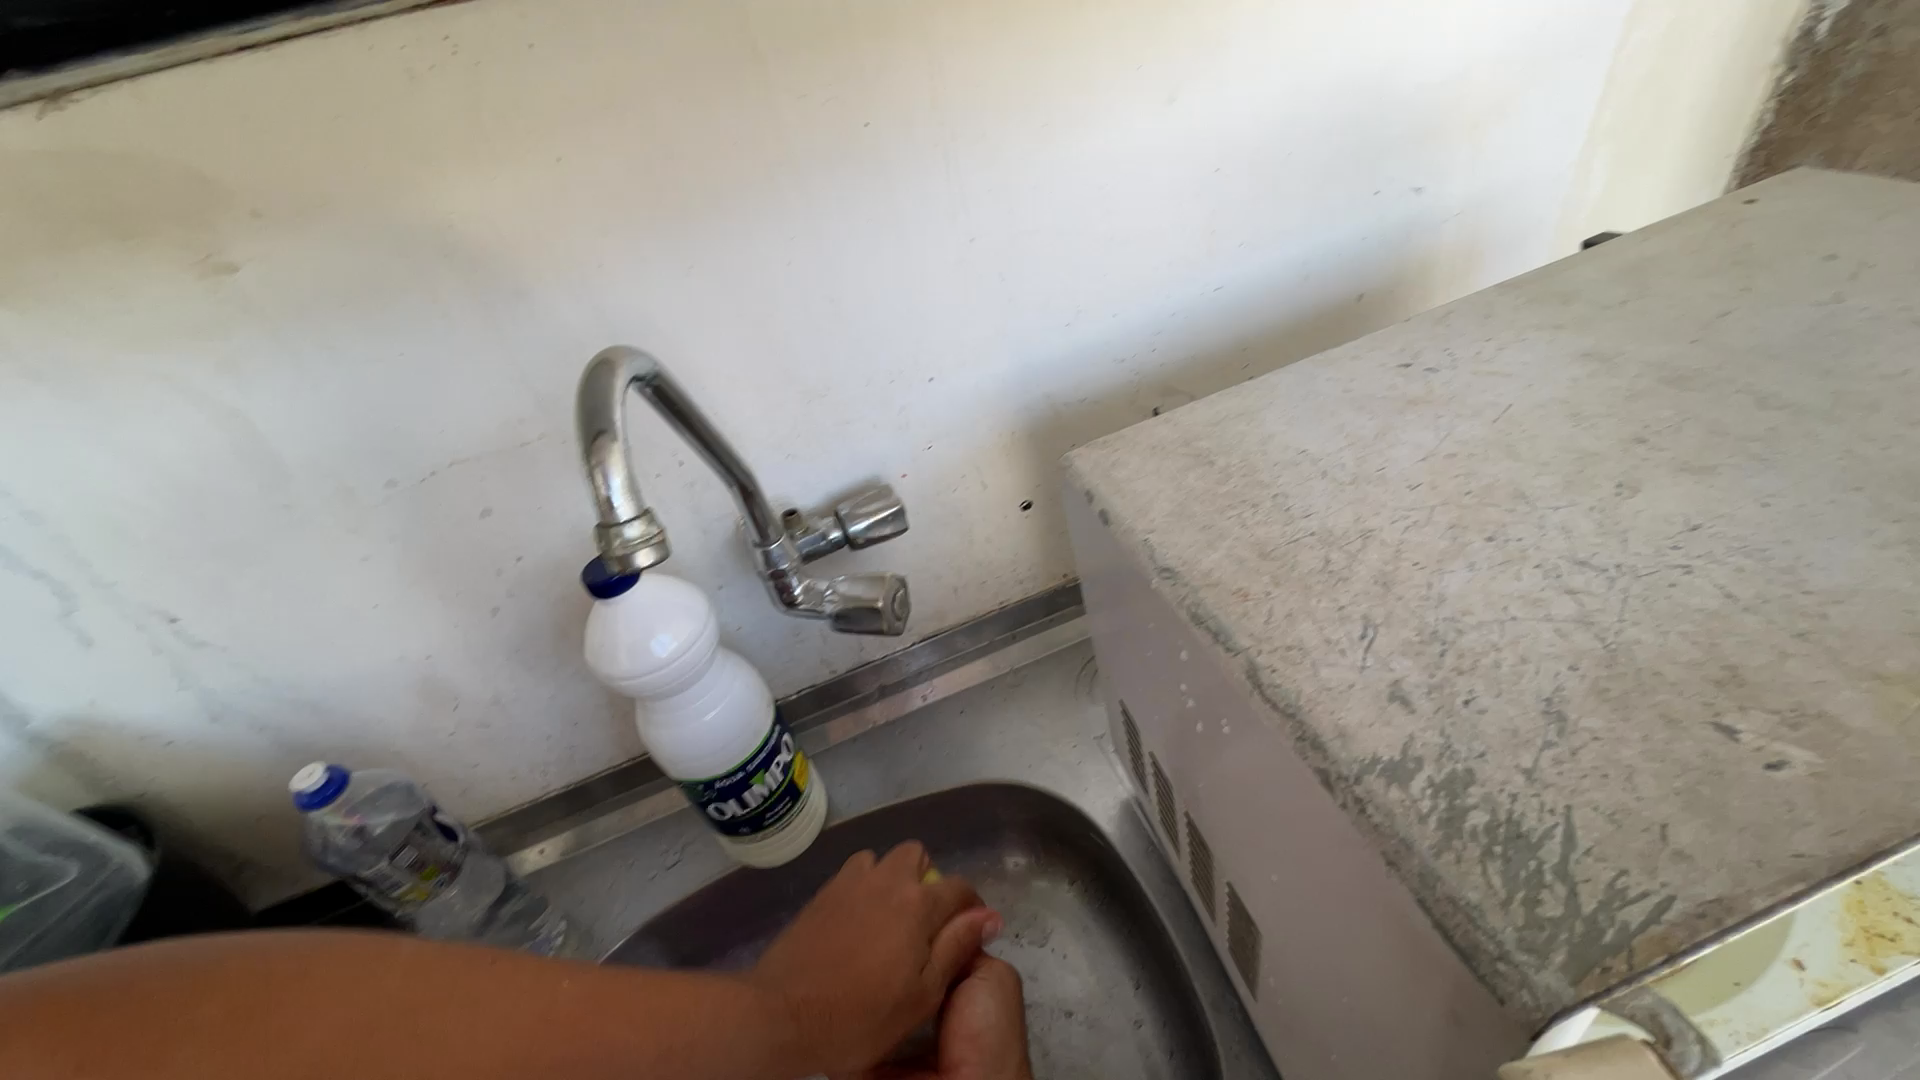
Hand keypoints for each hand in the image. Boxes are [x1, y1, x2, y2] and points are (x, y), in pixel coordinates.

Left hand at [747, 842, 1000, 1075]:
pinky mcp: (823, 891)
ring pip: (881, 860)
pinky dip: (863, 887)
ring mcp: (851, 881)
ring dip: (891, 879)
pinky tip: (855, 922)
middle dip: (926, 879)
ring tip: (886, 919)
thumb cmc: (860, 1015)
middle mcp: (887, 879)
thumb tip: (989, 916)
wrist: (782, 1012)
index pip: (959, 887)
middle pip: (917, 855)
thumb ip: (956, 947)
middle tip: (922, 922)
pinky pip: (853, 874)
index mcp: (918, 904)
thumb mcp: (922, 994)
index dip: (971, 906)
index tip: (968, 930)